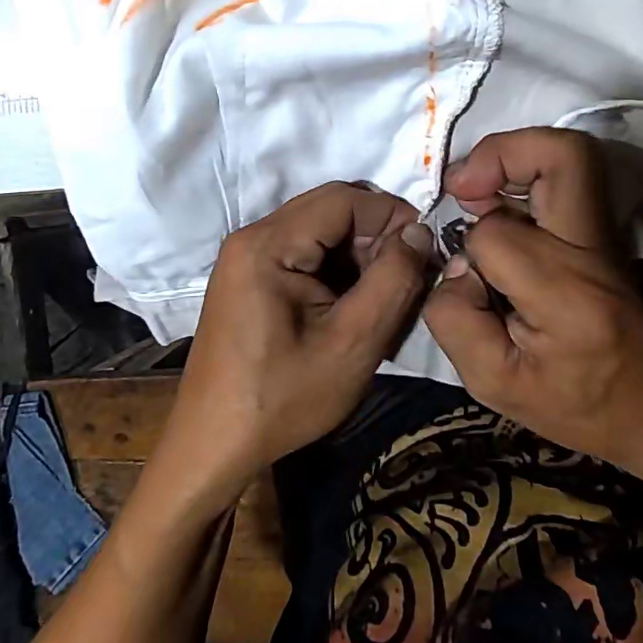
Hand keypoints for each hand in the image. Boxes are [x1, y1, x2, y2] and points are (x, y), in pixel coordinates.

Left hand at [160, 182, 435, 508]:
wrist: (215, 444)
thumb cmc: (282, 399)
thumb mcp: (352, 343)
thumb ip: (393, 280)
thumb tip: (419, 232)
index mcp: (267, 244)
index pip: (345, 198)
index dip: (393, 216)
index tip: (427, 253)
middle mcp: (251, 237)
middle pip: (330, 210)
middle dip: (377, 238)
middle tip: (407, 281)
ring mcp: (245, 257)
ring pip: (319, 233)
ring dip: (358, 257)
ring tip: (382, 302)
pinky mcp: (248, 278)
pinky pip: (303, 254)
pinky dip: (335, 272)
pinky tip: (351, 309)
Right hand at [423, 128, 642, 496]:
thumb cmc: (576, 408)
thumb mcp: (493, 384)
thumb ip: (454, 319)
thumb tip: (457, 264)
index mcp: (566, 295)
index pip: (497, 236)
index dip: (466, 252)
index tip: (468, 285)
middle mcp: (593, 252)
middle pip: (562, 156)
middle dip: (500, 154)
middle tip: (462, 187)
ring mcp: (605, 239)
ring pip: (570, 156)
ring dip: (512, 160)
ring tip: (475, 194)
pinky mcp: (603, 237)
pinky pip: (565, 181)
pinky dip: (524, 177)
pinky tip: (498, 210)